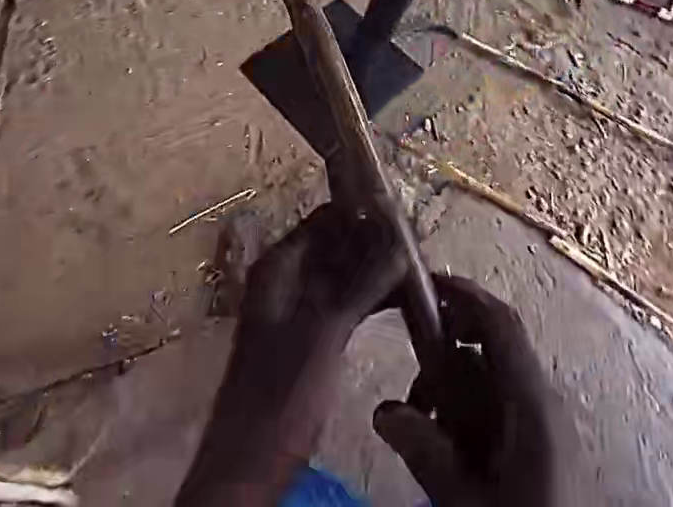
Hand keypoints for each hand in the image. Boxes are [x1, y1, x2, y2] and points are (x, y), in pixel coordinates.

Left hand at [176, 207, 406, 505]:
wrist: (251, 459)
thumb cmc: (281, 390)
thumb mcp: (323, 332)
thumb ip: (359, 283)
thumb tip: (397, 239)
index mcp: (280, 266)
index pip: (324, 219)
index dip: (361, 212)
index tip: (403, 215)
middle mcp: (288, 278)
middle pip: (337, 244)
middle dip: (375, 241)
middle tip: (421, 245)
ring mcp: (301, 307)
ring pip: (345, 274)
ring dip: (377, 270)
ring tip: (421, 269)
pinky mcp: (314, 335)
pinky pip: (347, 302)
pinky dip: (372, 298)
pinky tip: (405, 302)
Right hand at [373, 277, 569, 506]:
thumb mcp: (468, 502)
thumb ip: (426, 452)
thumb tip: (383, 410)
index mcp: (532, 404)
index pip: (500, 323)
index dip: (463, 295)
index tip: (424, 285)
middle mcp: (543, 402)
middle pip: (491, 343)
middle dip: (447, 349)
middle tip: (416, 373)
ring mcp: (545, 422)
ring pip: (490, 374)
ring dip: (453, 385)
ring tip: (425, 423)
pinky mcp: (540, 444)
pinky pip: (498, 402)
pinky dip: (467, 407)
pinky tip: (448, 444)